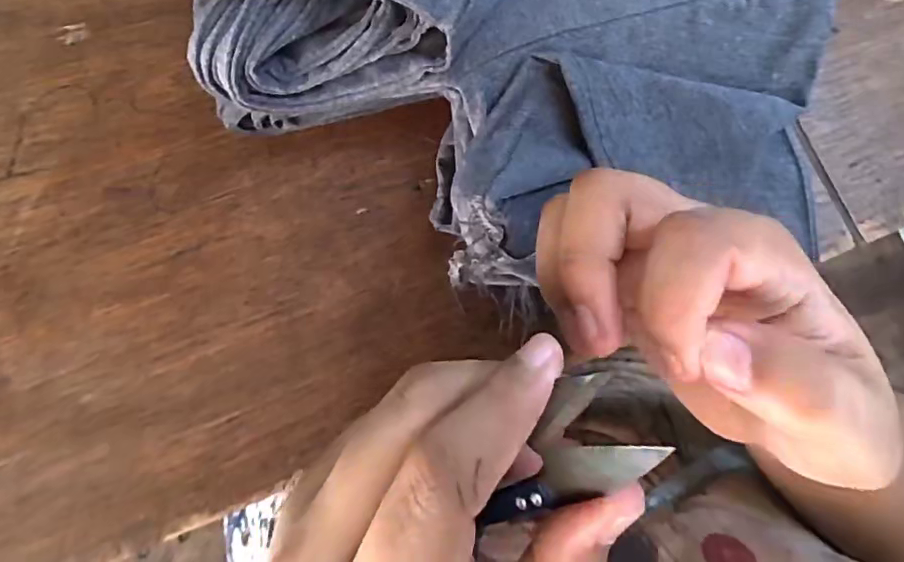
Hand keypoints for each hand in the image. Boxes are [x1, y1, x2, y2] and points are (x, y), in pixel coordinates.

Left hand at [270, 334, 644, 561]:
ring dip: (438, 402)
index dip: (497, 406)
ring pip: (361, 431)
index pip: (433, 476)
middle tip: (532, 379)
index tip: (547, 360)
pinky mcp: (282, 539)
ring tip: (498, 414)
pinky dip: (401, 429)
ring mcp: (286, 549)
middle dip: (470, 384)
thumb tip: (621, 495)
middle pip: (391, 430)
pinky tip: (443, 442)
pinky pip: (340, 454)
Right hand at [536, 170, 901, 491]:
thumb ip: (796, 385)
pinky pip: (570, 244)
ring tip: (590, 339)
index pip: (694, 236)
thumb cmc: (838, 413)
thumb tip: (713, 350)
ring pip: (582, 205)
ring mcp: (659, 244)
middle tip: (598, 339)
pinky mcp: (629, 271)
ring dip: (566, 268)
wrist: (813, 416)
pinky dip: (559, 283)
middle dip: (586, 259)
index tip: (684, 367)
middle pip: (612, 190)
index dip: (673, 300)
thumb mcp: (847, 422)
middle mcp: (701, 228)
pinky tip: (586, 337)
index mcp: (759, 249)